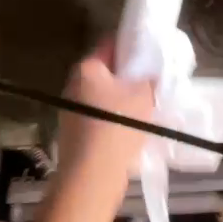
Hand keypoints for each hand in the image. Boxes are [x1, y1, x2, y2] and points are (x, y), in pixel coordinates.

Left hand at [54, 39, 155, 182]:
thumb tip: (151, 76)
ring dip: (122, 102)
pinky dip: (114, 122)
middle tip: (151, 83)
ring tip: (146, 110)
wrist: (92, 177)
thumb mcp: (144, 95)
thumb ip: (150, 80)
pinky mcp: (74, 135)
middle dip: (127, 78)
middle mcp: (73, 84)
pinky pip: (99, 119)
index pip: (110, 44)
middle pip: (106, 73)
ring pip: (103, 98)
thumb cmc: (117, 126)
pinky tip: (132, 132)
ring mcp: (71, 111)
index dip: (131, 45)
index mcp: (86, 67)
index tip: (150, 52)